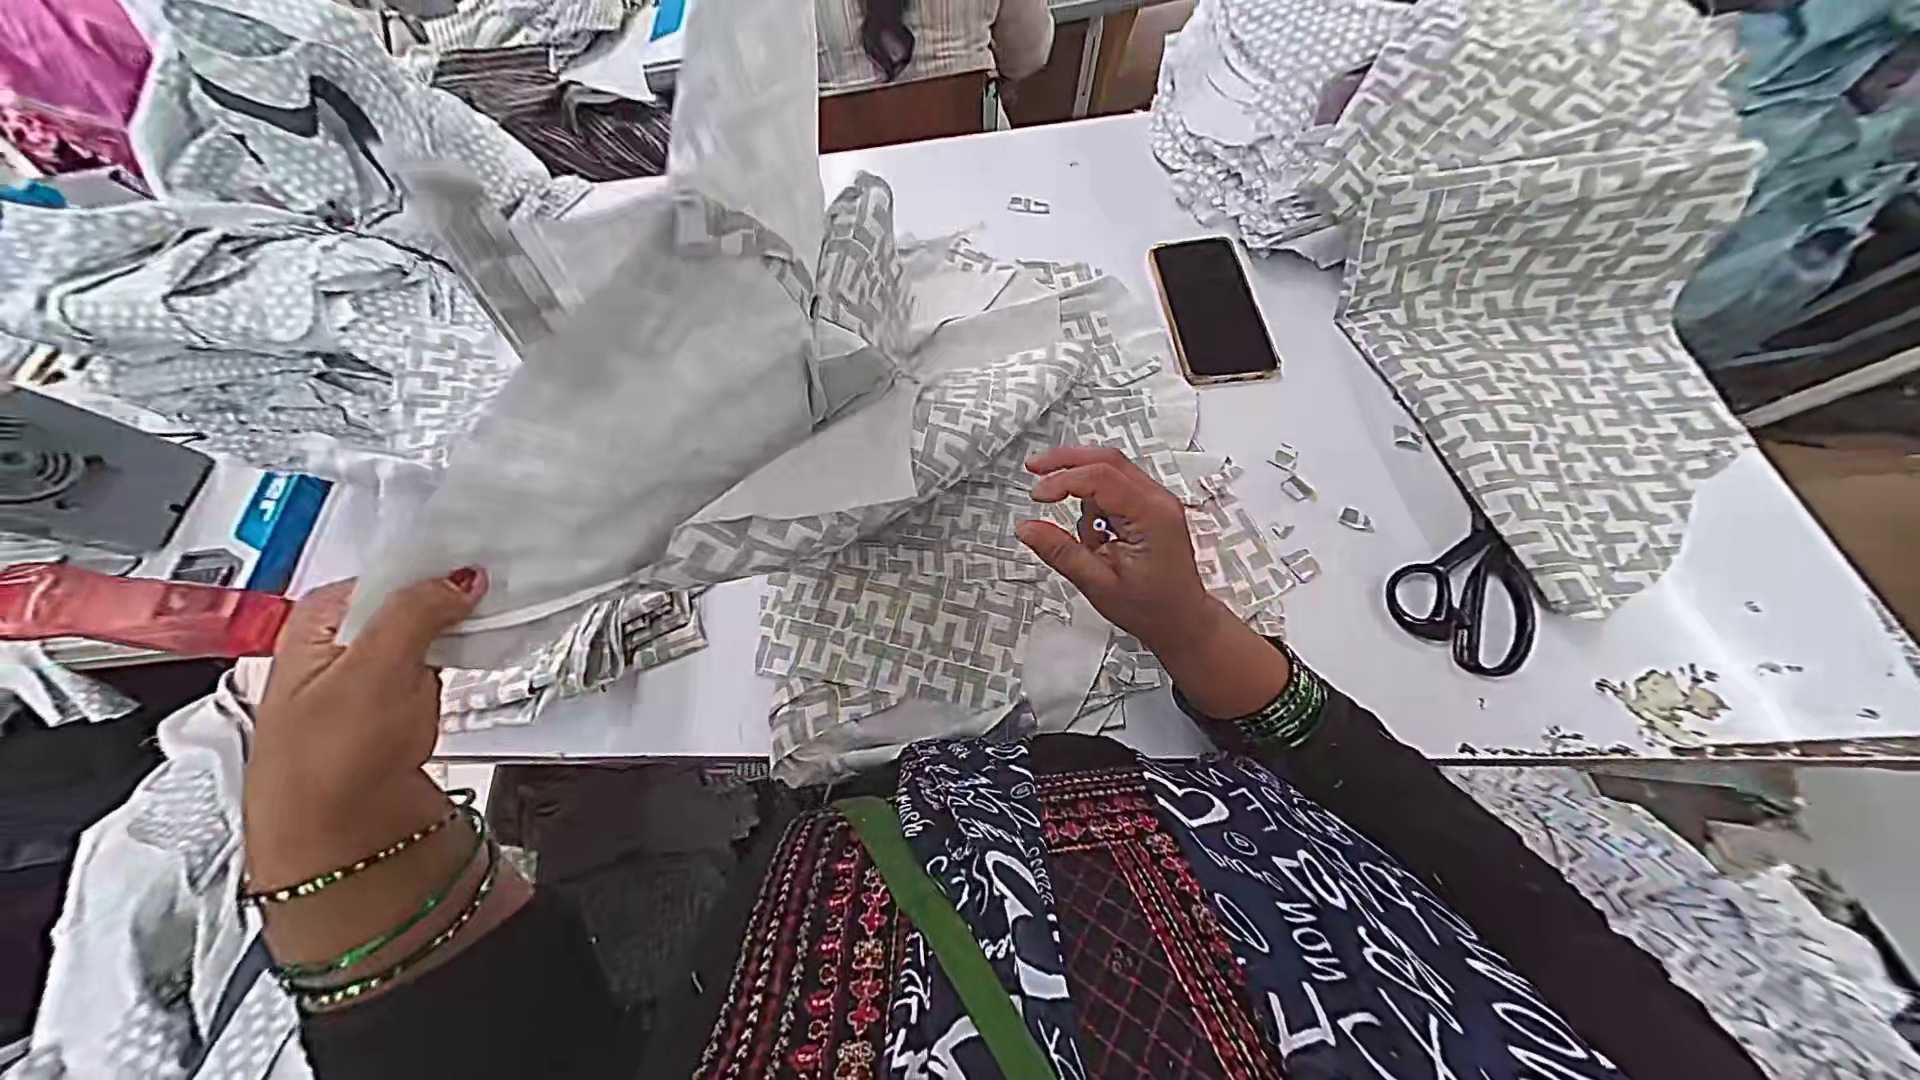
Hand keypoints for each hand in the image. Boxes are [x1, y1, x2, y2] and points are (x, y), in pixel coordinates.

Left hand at [245, 570, 484, 888]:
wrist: (347, 830)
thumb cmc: (332, 757)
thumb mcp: (373, 670)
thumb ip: (416, 613)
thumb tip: (462, 577)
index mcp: (320, 623)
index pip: (387, 573)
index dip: (435, 567)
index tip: (481, 565)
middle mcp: (347, 641)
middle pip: (412, 597)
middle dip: (456, 593)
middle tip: (500, 589)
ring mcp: (379, 668)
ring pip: (432, 625)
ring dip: (466, 620)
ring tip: (501, 614)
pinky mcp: (407, 692)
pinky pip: (444, 652)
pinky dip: (468, 645)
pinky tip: (488, 644)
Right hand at [1014, 445, 1227, 656]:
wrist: (1181, 620)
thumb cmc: (1152, 607)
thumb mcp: (1097, 584)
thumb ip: (1060, 551)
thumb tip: (1028, 528)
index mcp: (1151, 516)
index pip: (1101, 477)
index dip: (1062, 480)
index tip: (1037, 495)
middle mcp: (1158, 501)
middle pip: (1107, 459)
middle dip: (1066, 461)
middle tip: (1035, 468)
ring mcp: (1156, 502)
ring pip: (1110, 471)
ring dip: (1083, 492)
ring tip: (1088, 543)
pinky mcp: (1149, 508)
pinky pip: (1114, 489)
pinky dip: (1094, 503)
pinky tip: (1097, 539)